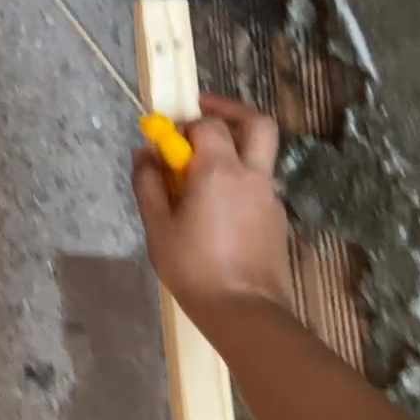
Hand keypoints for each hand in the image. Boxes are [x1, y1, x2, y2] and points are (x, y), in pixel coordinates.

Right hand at [132, 94, 293, 326]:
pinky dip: (233, 175)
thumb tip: (144, 154)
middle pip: (257, 125)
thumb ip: (148, 181)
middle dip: (228, 110)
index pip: (208, 125)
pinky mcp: (275, 217)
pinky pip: (255, 181)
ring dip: (229, 146)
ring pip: (258, 153)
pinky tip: (207, 202)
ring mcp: (269, 197)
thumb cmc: (191, 263)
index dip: (182, 123)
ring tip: (194, 168)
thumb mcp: (156, 221)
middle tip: (198, 112)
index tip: (161, 134)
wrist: (244, 310)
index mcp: (220, 172)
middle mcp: (252, 177)